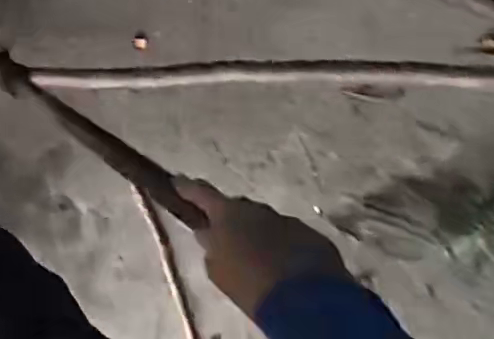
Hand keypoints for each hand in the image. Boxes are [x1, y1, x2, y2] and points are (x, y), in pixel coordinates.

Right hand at [176, 178, 350, 316]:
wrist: (312, 307)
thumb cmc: (251, 286)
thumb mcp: (217, 268)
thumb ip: (210, 246)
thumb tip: (209, 234)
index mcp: (224, 211)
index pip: (197, 190)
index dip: (186, 188)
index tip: (176, 185)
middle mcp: (254, 209)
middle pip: (237, 208)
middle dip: (234, 219)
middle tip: (232, 239)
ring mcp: (288, 222)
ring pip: (267, 222)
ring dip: (263, 234)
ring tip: (266, 258)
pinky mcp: (317, 239)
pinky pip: (295, 238)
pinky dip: (290, 247)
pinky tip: (292, 268)